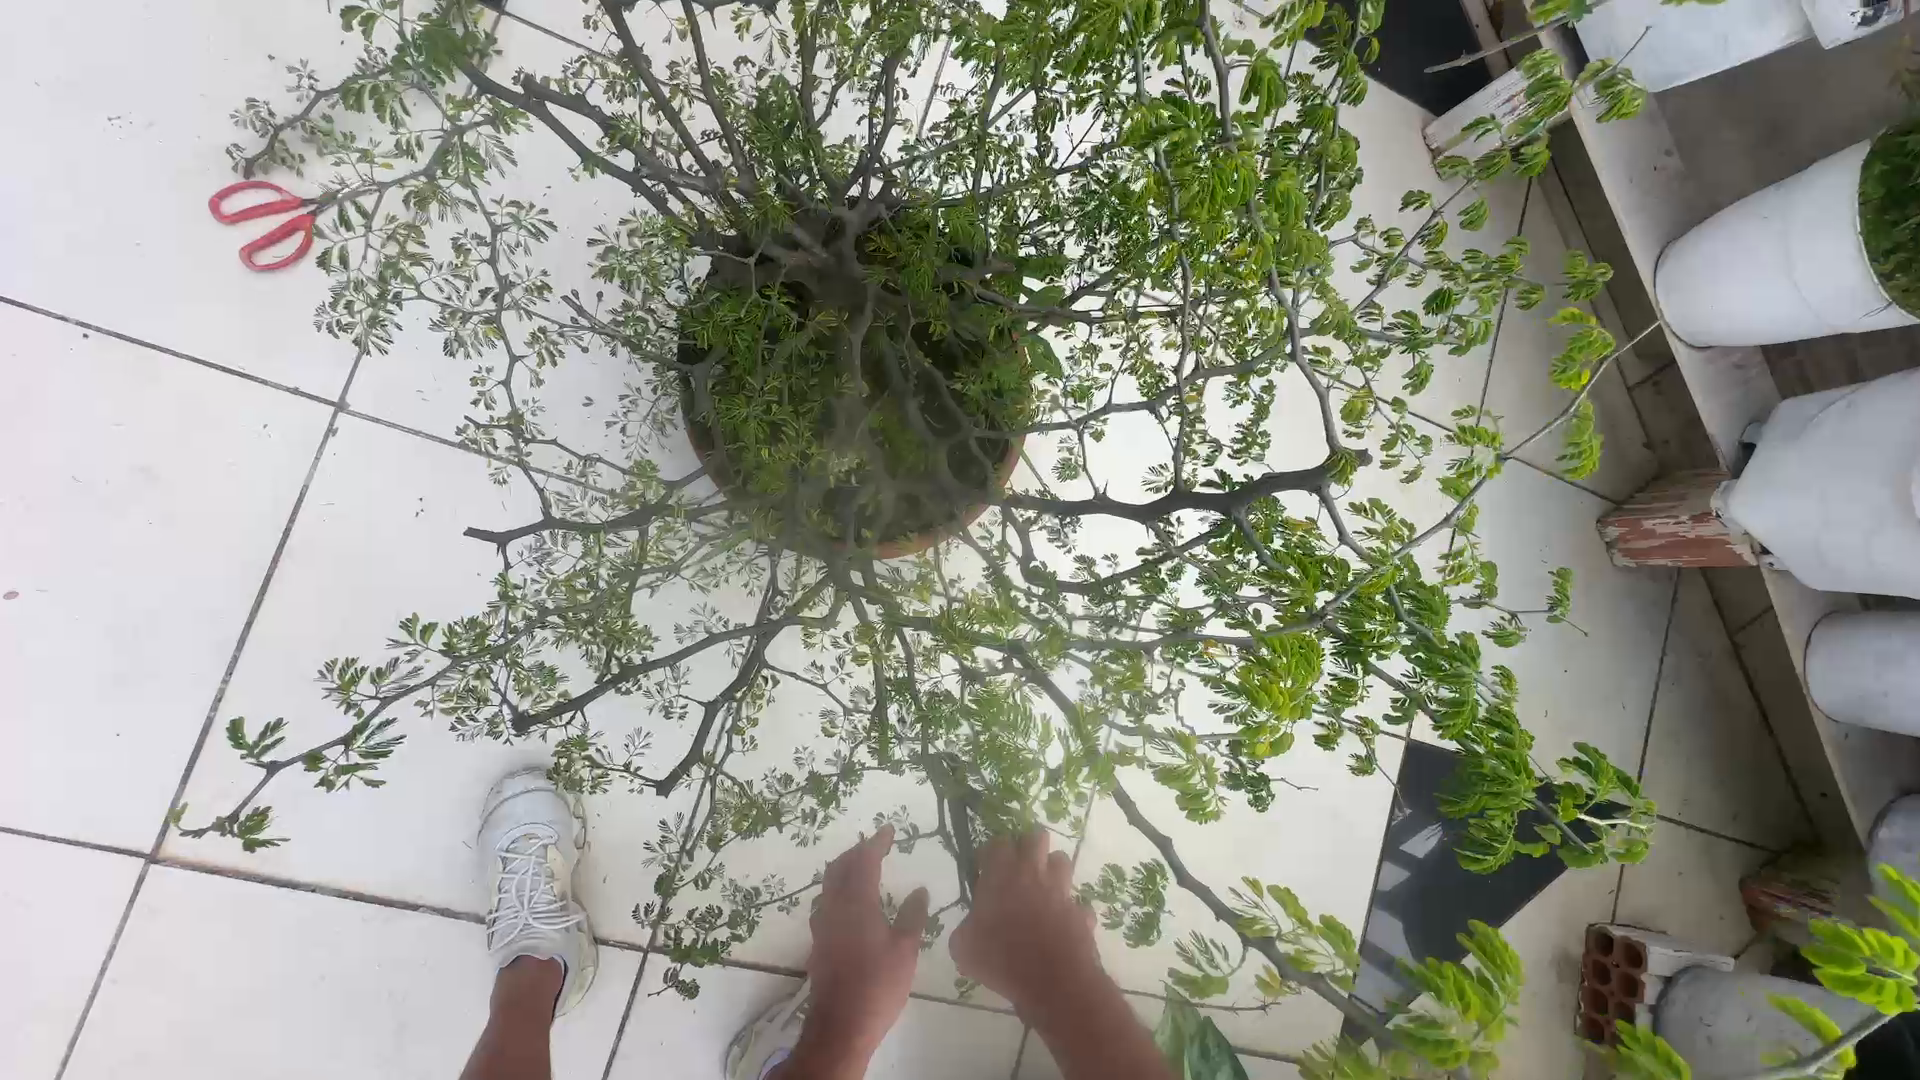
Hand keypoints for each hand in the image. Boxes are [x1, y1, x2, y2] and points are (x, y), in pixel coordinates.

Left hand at [802, 824, 929, 1060]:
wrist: (840, 1028)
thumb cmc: (877, 985)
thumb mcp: (905, 950)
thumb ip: (913, 916)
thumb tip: (920, 890)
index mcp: (856, 902)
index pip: (864, 860)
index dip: (877, 842)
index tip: (889, 830)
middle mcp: (834, 908)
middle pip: (839, 868)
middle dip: (856, 852)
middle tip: (876, 847)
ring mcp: (822, 927)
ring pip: (829, 886)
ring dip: (845, 871)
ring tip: (863, 871)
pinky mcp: (818, 946)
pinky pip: (826, 905)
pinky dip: (839, 893)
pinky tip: (852, 907)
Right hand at [949, 828, 1103, 1011]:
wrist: (1052, 981)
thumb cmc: (1002, 959)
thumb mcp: (964, 947)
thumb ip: (966, 928)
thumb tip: (970, 928)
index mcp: (1002, 874)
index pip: (997, 843)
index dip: (991, 853)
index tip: (986, 869)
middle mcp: (1033, 872)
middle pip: (1035, 836)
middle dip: (1027, 847)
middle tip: (1017, 869)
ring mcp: (1061, 889)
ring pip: (1061, 860)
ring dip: (1052, 870)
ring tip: (1042, 888)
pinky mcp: (1080, 911)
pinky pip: (1077, 903)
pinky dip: (1070, 910)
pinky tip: (1062, 924)